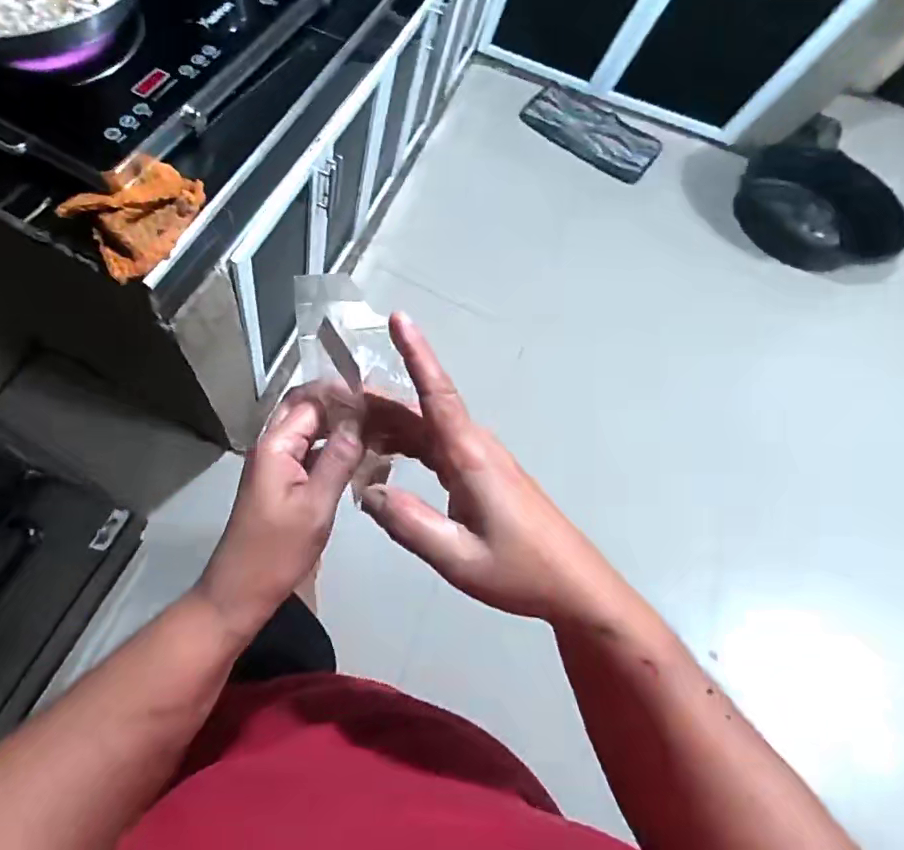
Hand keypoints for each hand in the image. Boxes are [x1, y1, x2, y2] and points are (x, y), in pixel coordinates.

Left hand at [194, 390, 363, 639]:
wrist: (240, 591)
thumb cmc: (276, 551)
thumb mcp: (315, 505)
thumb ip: (338, 459)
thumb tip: (359, 420)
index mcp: (275, 444)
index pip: (313, 401)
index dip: (346, 395)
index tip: (382, 397)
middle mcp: (272, 445)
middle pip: (307, 408)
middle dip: (343, 404)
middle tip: (382, 409)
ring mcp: (275, 463)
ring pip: (309, 429)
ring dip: (340, 425)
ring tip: (379, 428)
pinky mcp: (281, 481)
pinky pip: (309, 451)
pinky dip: (333, 448)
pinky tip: (362, 456)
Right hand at [357, 313, 625, 627]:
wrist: (573, 585)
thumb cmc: (521, 571)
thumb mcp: (459, 558)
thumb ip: (410, 525)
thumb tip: (368, 493)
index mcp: (469, 456)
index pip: (436, 392)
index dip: (416, 353)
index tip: (398, 318)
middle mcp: (472, 446)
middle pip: (418, 408)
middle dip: (375, 398)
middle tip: (331, 397)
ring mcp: (477, 457)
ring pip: (423, 426)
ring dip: (385, 423)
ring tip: (344, 425)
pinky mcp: (478, 472)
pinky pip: (432, 445)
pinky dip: (402, 444)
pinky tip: (380, 456)